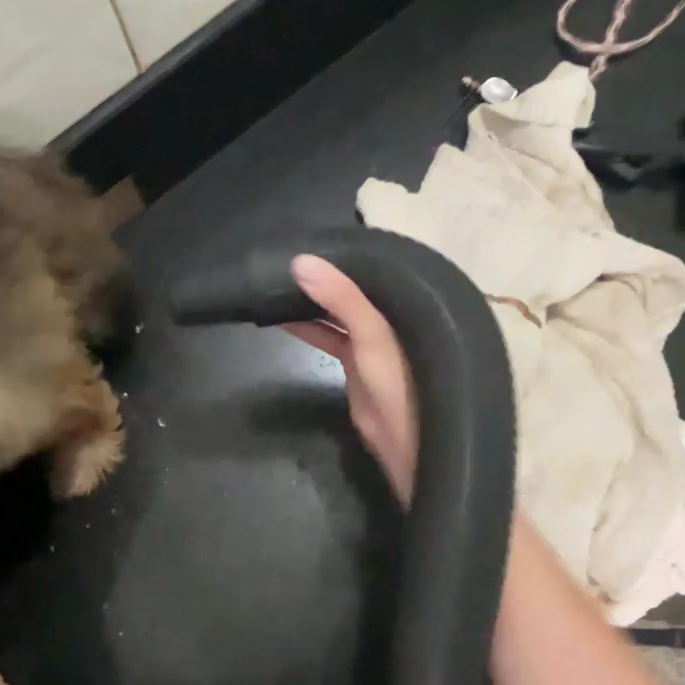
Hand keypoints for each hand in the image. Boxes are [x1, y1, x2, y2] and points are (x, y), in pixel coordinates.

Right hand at [282, 255, 419, 506]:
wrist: (406, 447)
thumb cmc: (400, 385)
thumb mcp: (373, 336)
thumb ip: (341, 298)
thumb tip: (301, 261)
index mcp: (408, 302)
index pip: (374, 265)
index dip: (344, 252)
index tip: (308, 237)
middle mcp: (392, 316)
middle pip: (353, 288)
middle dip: (324, 276)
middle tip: (285, 259)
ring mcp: (374, 341)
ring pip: (338, 312)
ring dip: (311, 302)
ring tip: (276, 284)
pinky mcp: (357, 363)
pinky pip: (329, 336)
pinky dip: (308, 327)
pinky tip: (282, 318)